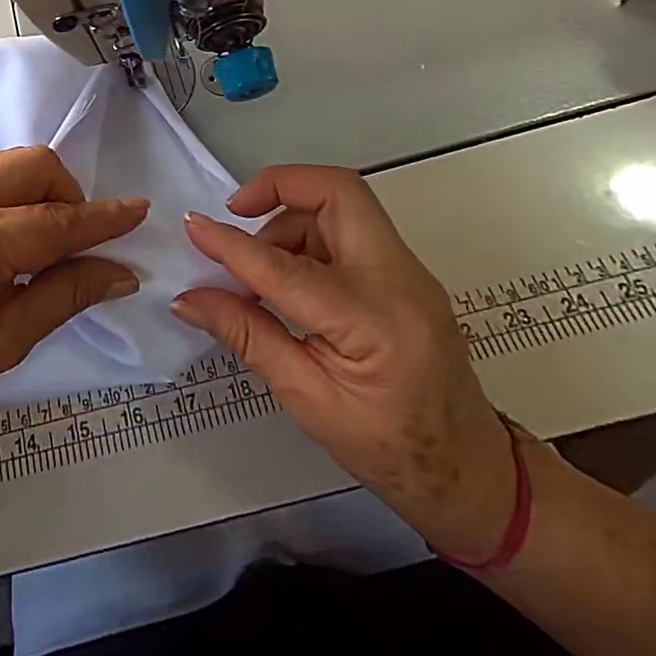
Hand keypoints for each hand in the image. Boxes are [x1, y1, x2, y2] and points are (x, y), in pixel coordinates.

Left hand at [0, 146, 148, 487]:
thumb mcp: (8, 338)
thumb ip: (68, 293)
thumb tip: (121, 271)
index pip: (55, 219)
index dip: (103, 217)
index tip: (140, 211)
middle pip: (32, 165)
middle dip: (68, 195)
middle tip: (77, 243)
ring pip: (6, 165)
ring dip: (39, 192)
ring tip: (43, 245)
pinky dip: (10, 196)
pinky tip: (10, 240)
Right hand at [169, 164, 515, 560]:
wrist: (468, 469)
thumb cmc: (386, 447)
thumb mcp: (305, 397)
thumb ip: (246, 335)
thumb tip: (188, 299)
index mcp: (374, 322)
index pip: (287, 266)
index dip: (231, 244)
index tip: (192, 227)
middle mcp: (399, 281)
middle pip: (340, 192)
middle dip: (280, 185)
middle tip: (234, 210)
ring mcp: (407, 273)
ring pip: (341, 207)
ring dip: (288, 219)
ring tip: (254, 270)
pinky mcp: (403, 274)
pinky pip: (348, 230)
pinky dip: (306, 236)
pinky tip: (283, 278)